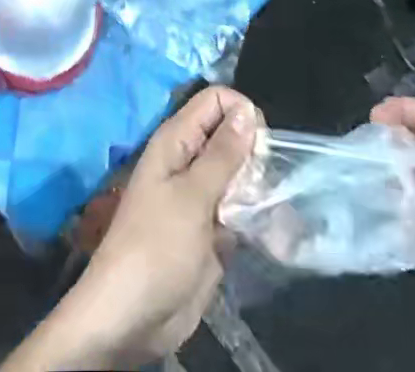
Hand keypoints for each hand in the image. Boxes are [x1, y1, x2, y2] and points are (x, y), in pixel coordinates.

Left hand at [1, 86, 261, 370]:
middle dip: (258, 155)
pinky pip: (244, 213)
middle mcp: (188, 163)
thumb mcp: (192, 196)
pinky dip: (262, 222)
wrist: (134, 312)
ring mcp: (201, 198)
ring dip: (265, 192)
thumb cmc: (157, 245)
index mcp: (174, 143)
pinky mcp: (213, 231)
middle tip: (268, 185)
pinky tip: (280, 240)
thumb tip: (247, 110)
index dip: (240, 113)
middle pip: (232, 137)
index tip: (260, 144)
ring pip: (243, 177)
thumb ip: (221, 155)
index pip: (213, 101)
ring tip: (279, 218)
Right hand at [371, 96, 414, 371]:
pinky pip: (407, 225)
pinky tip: (369, 216)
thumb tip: (396, 157)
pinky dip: (388, 218)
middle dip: (387, 146)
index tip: (371, 119)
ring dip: (383, 183)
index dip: (405, 112)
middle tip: (357, 154)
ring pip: (407, 187)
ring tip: (356, 183)